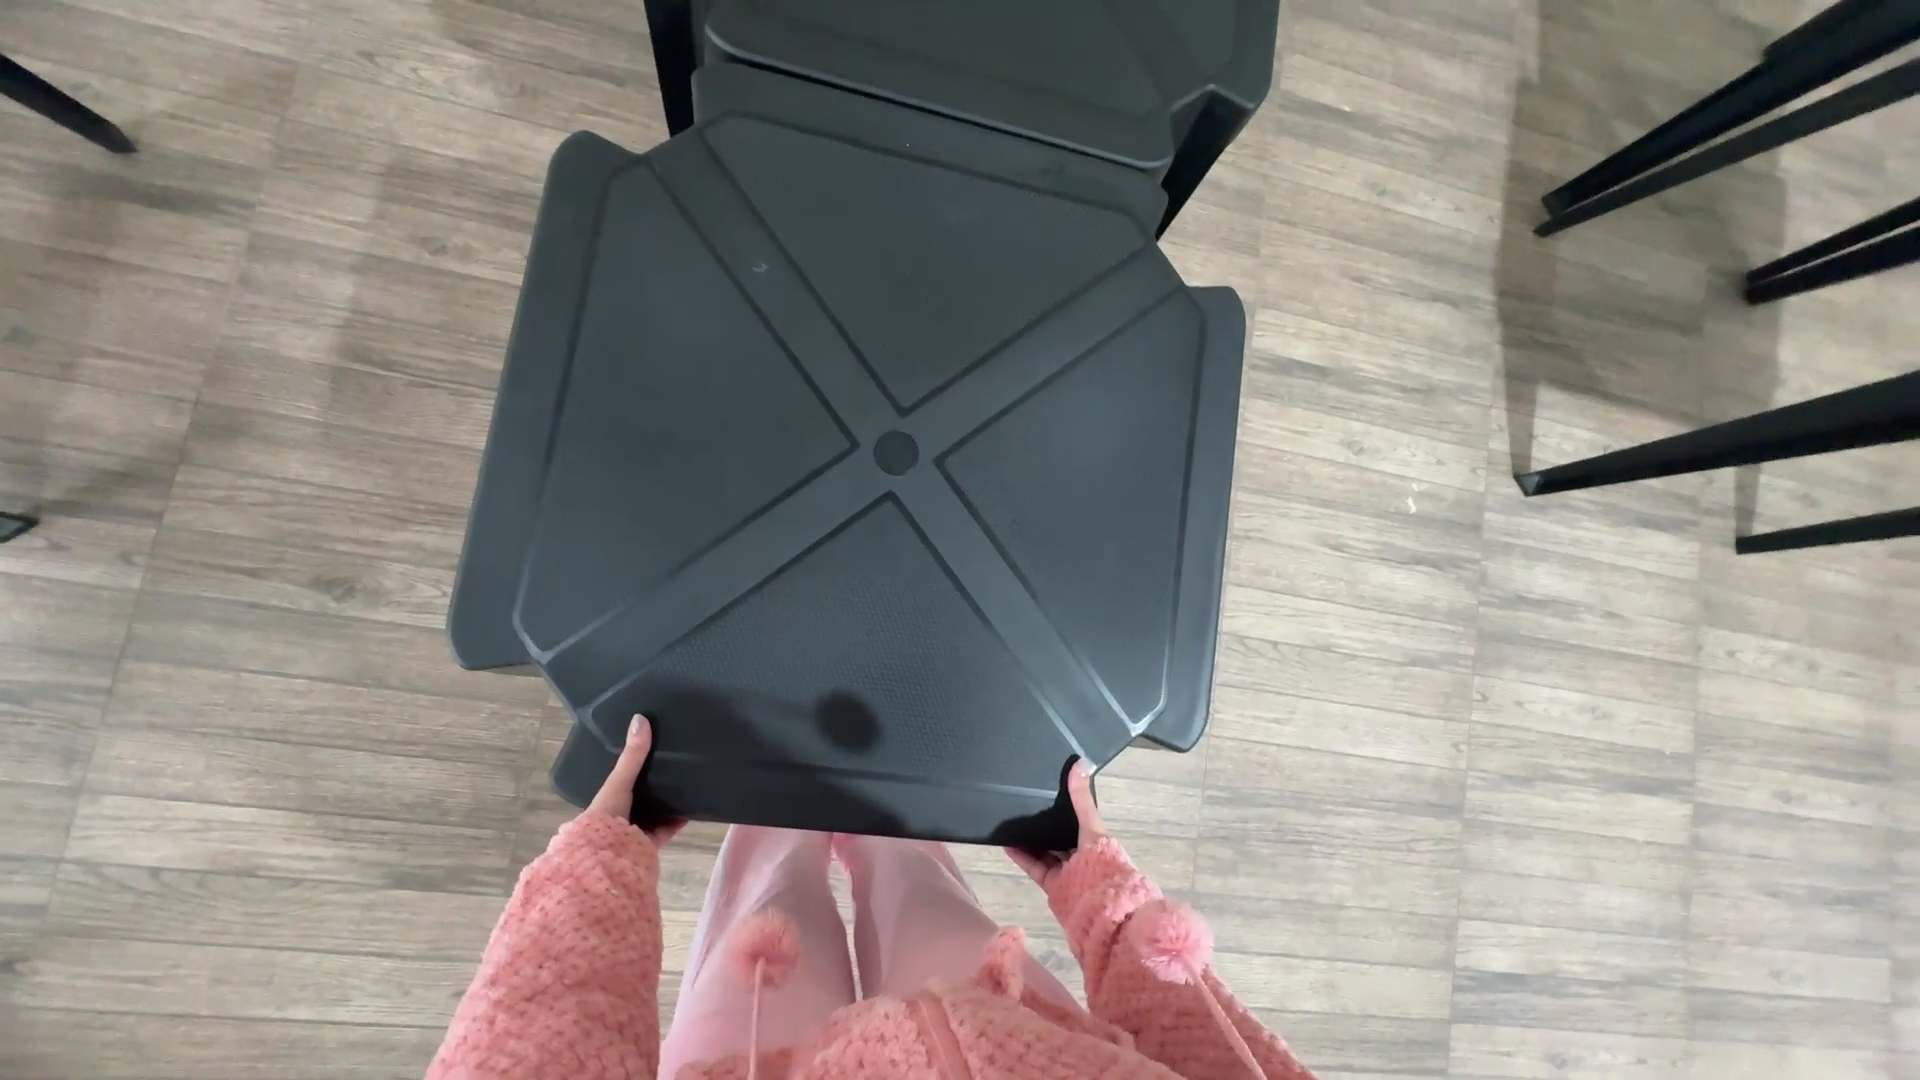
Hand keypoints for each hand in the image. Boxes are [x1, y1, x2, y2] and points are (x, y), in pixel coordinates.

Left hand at [586, 714, 686, 844]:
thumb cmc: (605, 818)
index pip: (621, 783)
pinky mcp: (651, 844)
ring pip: (654, 813)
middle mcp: (619, 818)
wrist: (608, 858)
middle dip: (655, 786)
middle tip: (675, 764)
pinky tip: (694, 806)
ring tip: (688, 781)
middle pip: (640, 798)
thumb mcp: (618, 782)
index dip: (634, 770)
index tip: (652, 751)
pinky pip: (669, 828)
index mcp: (606, 804)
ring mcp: (634, 833)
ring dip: (668, 802)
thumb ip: (632, 755)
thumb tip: (640, 718)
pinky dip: (680, 819)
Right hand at [1004, 759, 1105, 888]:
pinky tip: (1007, 843)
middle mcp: (1080, 856)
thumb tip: (1080, 762)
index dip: (1064, 810)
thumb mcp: (1090, 823)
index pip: (1077, 822)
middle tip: (1023, 805)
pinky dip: (1021, 856)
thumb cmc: (1099, 859)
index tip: (1046, 793)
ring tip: (1011, 822)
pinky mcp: (1052, 884)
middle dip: (1044, 825)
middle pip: (1059, 837)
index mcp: (1094, 841)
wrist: (1097, 901)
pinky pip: (1034, 866)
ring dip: (1029, 840)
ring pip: (1044, 851)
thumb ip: (1081, 798)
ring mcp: (1066, 871)